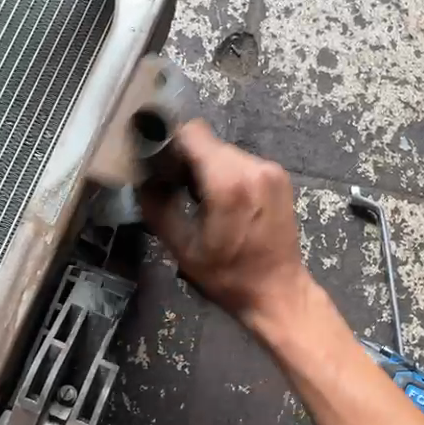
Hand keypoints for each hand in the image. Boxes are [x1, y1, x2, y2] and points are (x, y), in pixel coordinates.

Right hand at [139, 121, 314, 330]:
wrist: (278, 291)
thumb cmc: (228, 275)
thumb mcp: (182, 247)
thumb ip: (157, 206)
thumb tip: (144, 179)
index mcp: (228, 182)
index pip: (192, 133)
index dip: (170, 145)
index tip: (160, 167)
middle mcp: (253, 167)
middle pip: (207, 143)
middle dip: (187, 160)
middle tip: (176, 189)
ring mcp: (270, 169)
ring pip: (224, 152)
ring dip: (207, 168)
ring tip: (200, 199)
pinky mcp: (279, 176)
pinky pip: (242, 162)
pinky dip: (227, 174)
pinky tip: (223, 201)